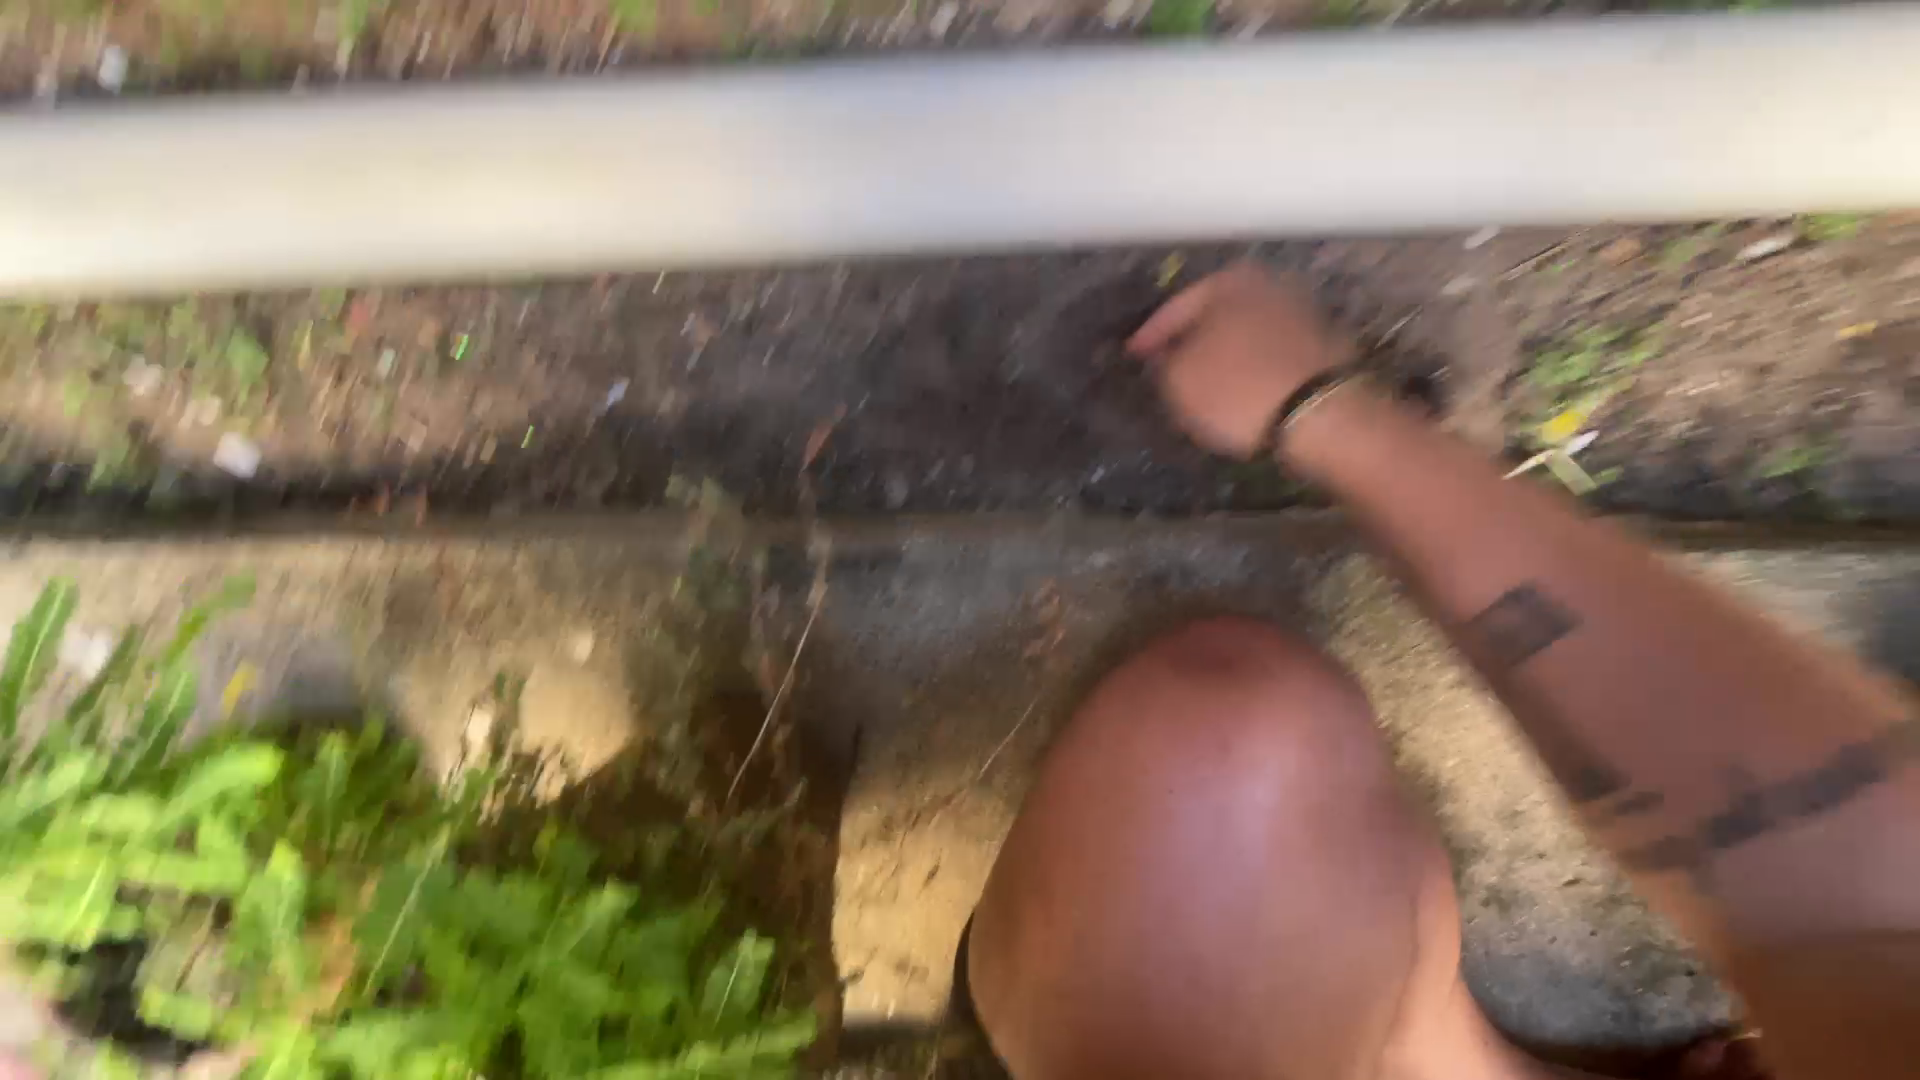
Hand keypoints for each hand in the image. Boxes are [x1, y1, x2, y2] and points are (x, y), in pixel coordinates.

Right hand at [1127, 262, 1347, 458]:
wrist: (1324, 416)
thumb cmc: (1238, 390)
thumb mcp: (1178, 380)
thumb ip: (1161, 364)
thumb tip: (1163, 356)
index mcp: (1228, 283)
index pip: (1173, 309)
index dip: (1148, 337)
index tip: (1132, 357)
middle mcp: (1268, 286)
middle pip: (1213, 318)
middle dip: (1190, 342)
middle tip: (1166, 369)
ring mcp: (1301, 314)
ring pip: (1242, 336)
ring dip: (1221, 357)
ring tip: (1201, 385)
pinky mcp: (1322, 347)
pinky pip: (1268, 355)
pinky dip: (1249, 369)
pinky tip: (1239, 392)